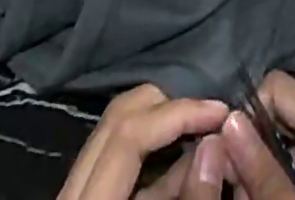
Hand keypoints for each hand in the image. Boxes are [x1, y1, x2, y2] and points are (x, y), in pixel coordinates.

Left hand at [58, 84, 228, 199]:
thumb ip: (187, 196)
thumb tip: (217, 141)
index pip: (129, 133)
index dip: (180, 114)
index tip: (222, 111)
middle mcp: (72, 188)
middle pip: (120, 115)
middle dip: (172, 103)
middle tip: (214, 112)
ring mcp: (75, 188)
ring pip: (117, 126)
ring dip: (164, 118)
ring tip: (205, 122)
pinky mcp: (86, 193)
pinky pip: (118, 154)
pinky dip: (154, 146)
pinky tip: (186, 149)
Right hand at [219, 72, 294, 199]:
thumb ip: (265, 176)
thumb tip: (230, 121)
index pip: (280, 88)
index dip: (249, 117)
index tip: (228, 158)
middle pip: (282, 114)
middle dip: (252, 148)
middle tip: (237, 191)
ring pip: (285, 142)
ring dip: (260, 172)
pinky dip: (277, 183)